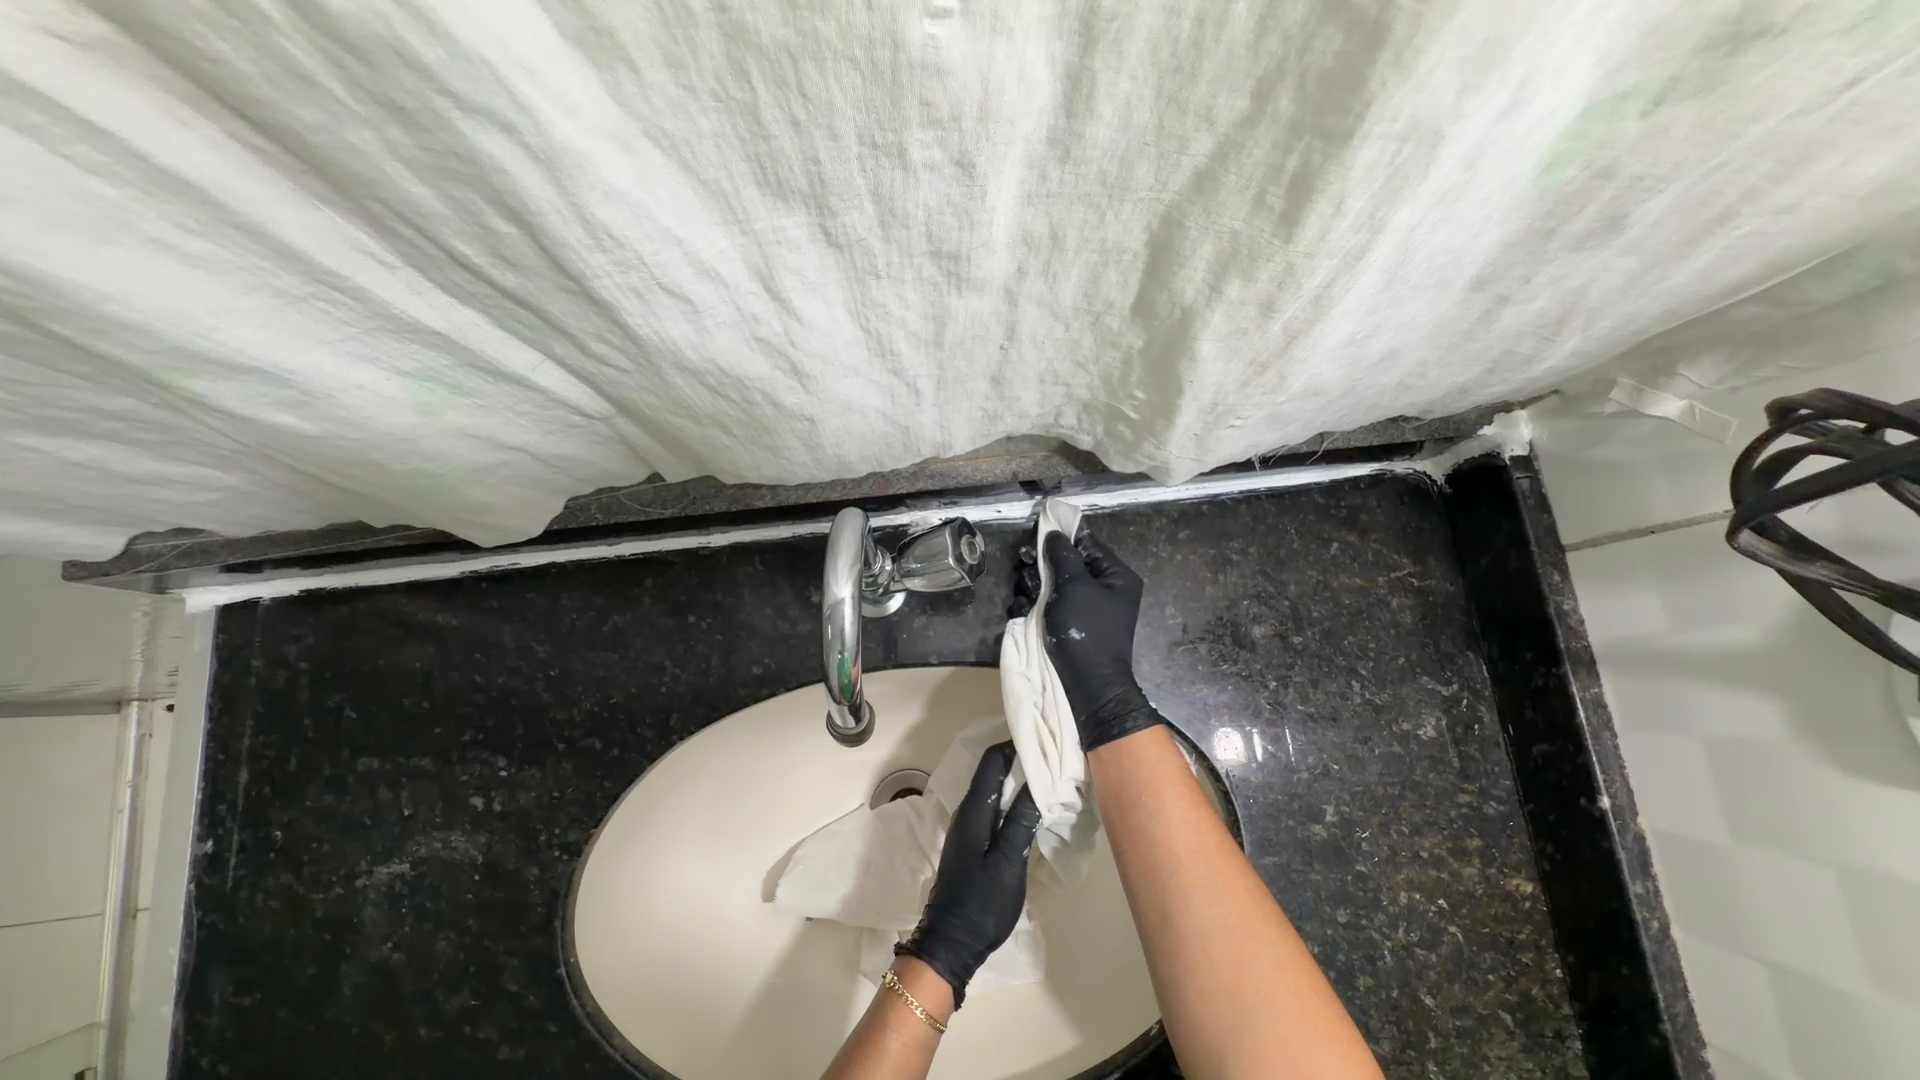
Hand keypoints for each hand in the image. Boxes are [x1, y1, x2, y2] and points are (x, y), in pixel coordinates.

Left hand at [895, 741, 1039, 1007]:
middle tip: (1053, 754)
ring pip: (994, 790)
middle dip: (1019, 759)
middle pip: (992, 772)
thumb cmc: (981, 903)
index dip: (1014, 745)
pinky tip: (1031, 806)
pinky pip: (994, 808)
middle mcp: (968, 812)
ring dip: (1017, 780)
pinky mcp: (974, 843)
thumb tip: (1037, 782)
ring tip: (1049, 775)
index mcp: (974, 811)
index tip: (1043, 738)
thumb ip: (1021, 821)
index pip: (992, 761)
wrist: (952, 943)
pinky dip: (1012, 800)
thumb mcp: (1008, 863)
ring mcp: (969, 828)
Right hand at [1011, 528, 1163, 750]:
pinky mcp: (1068, 626)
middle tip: (1023, 566)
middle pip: (1066, 563)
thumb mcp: (1075, 586)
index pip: (1087, 543)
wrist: (1089, 684)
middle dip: (1042, 565)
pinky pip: (1048, 606)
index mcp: (1115, 576)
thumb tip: (1054, 534)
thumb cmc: (1086, 630)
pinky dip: (1033, 606)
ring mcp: (1084, 609)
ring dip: (1033, 585)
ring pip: (1052, 584)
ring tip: (1024, 593)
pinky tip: (1021, 609)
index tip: (1035, 539)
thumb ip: (1063, 556)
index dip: (1061, 539)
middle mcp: (1103, 589)